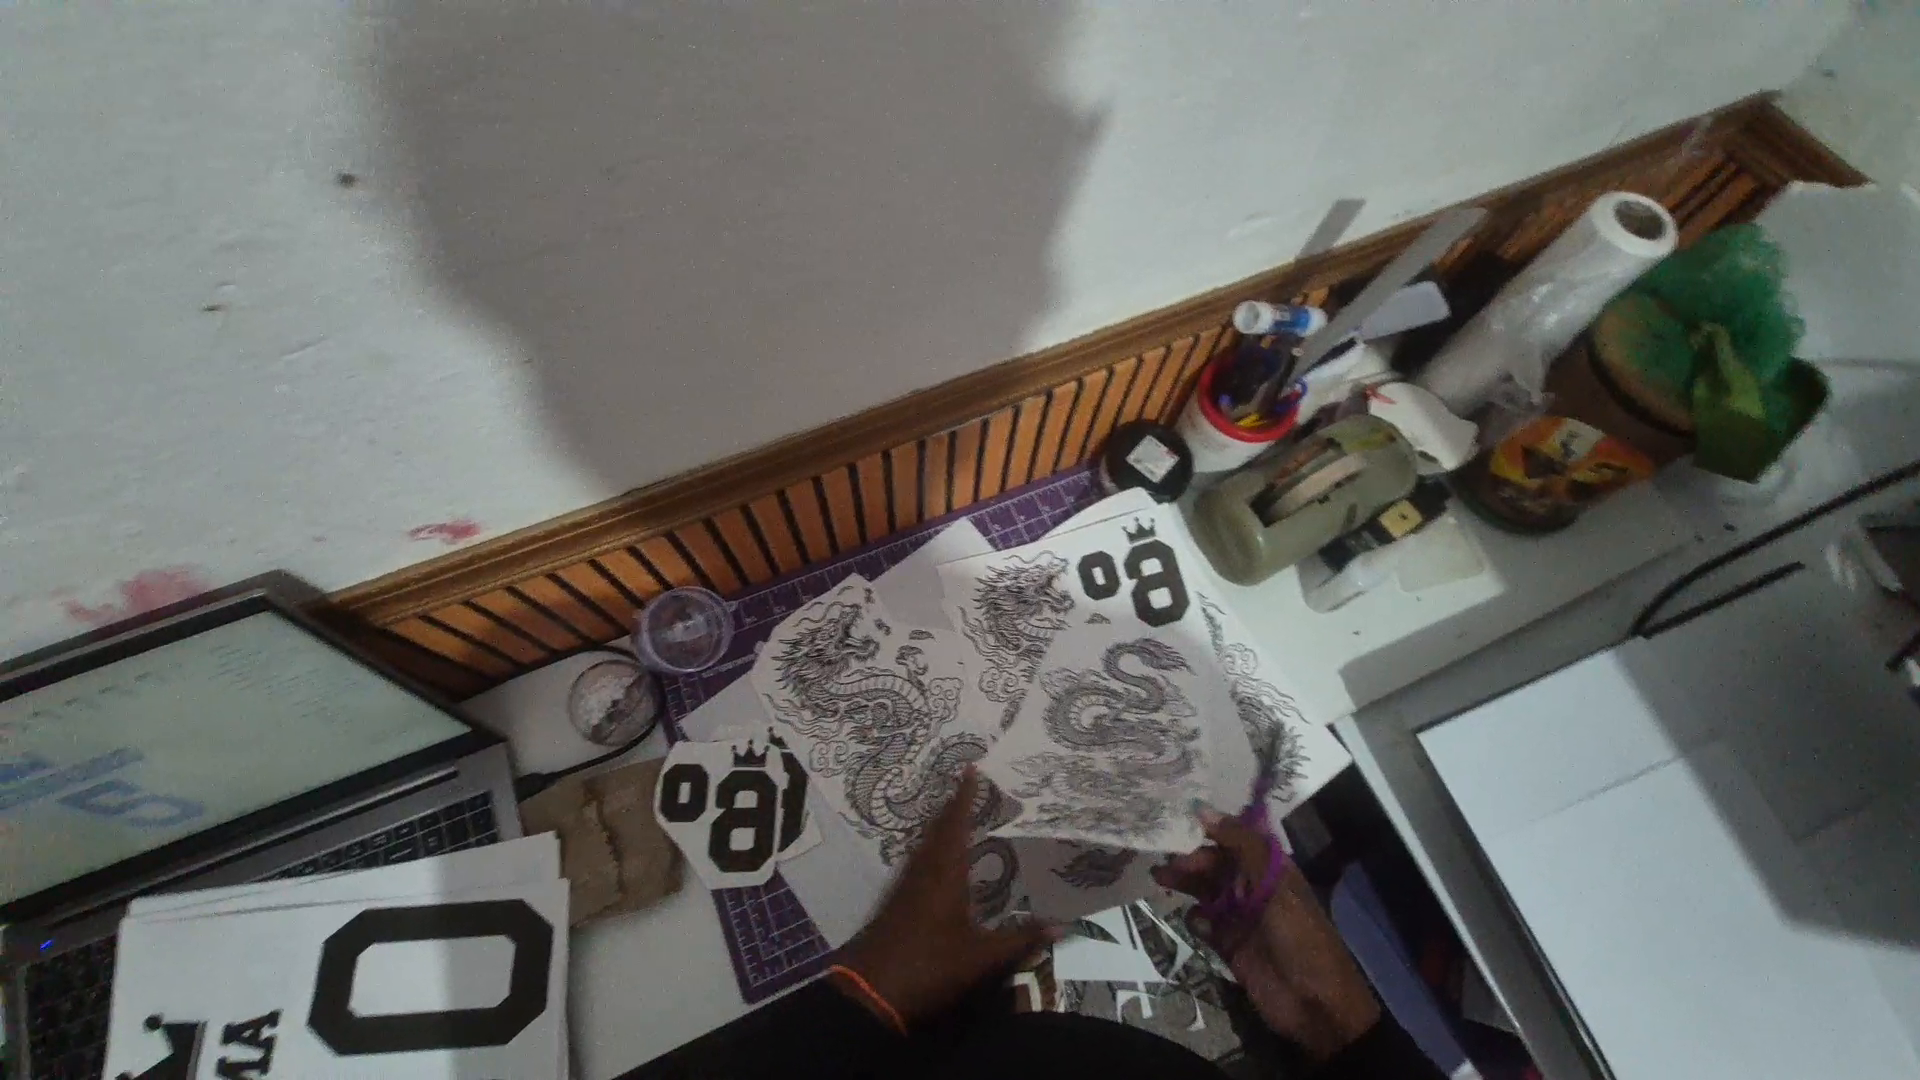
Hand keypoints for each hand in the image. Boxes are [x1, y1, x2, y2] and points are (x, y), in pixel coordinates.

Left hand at [834, 768, 1056, 1026]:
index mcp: (945, 874)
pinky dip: (930, 847)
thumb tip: (1063, 926)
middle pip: (937, 829)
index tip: (970, 769)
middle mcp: (923, 871)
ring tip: (954, 815)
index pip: (956, 825)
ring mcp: (905, 887)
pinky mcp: (895, 902)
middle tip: (966, 785)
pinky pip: (917, 861)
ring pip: (924, 844)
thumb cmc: (928, 967)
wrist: (869, 992)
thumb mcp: (980, 958)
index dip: (964, 797)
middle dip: (952, 806)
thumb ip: (1019, 940)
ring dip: (939, 826)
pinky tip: (935, 861)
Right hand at [1153, 813, 1380, 1062]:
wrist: (1315, 1005)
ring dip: (1184, 882)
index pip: (1233, 838)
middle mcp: (1252, 886)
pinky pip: (1203, 922)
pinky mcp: (1228, 942)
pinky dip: (1196, 919)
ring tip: (1160, 878)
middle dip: (1190, 858)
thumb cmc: (1299, 934)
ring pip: (1204, 889)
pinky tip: (1197, 922)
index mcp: (1270, 868)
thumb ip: (1240, 843)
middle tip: (1165, 860)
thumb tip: (1202, 809)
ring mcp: (1239, 915)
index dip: (1208, 827)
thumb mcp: (1274, 882)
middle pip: (1214, 863)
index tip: (1177, 817)